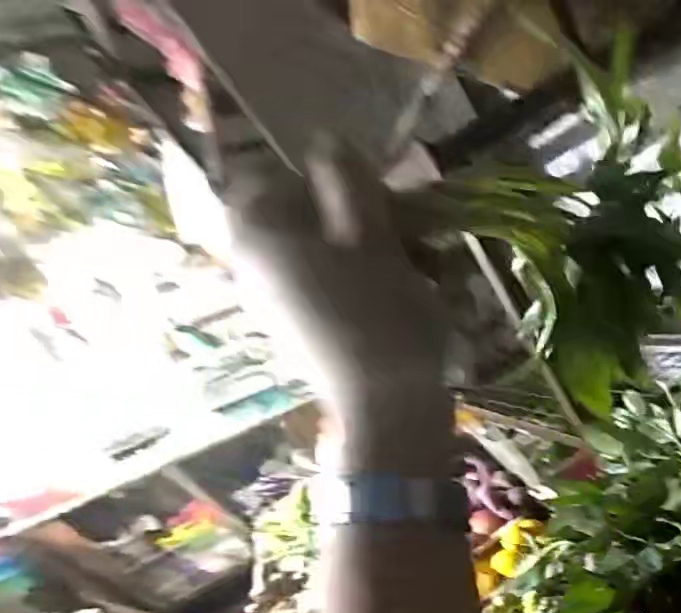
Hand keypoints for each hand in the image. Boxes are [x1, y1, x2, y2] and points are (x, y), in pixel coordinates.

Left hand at [226, 139, 453, 470]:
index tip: (391, 207)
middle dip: (368, 226)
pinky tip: (410, 312)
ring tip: (426, 284)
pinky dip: (372, 293)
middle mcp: (254, 262)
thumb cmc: (383, 317)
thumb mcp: (375, 240)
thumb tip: (329, 136)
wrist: (388, 408)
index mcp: (258, 229)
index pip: (285, 176)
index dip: (340, 183)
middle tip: (418, 246)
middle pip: (310, 220)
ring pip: (330, 259)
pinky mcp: (306, 336)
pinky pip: (336, 295)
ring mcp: (278, 304)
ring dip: (379, 260)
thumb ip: (350, 183)